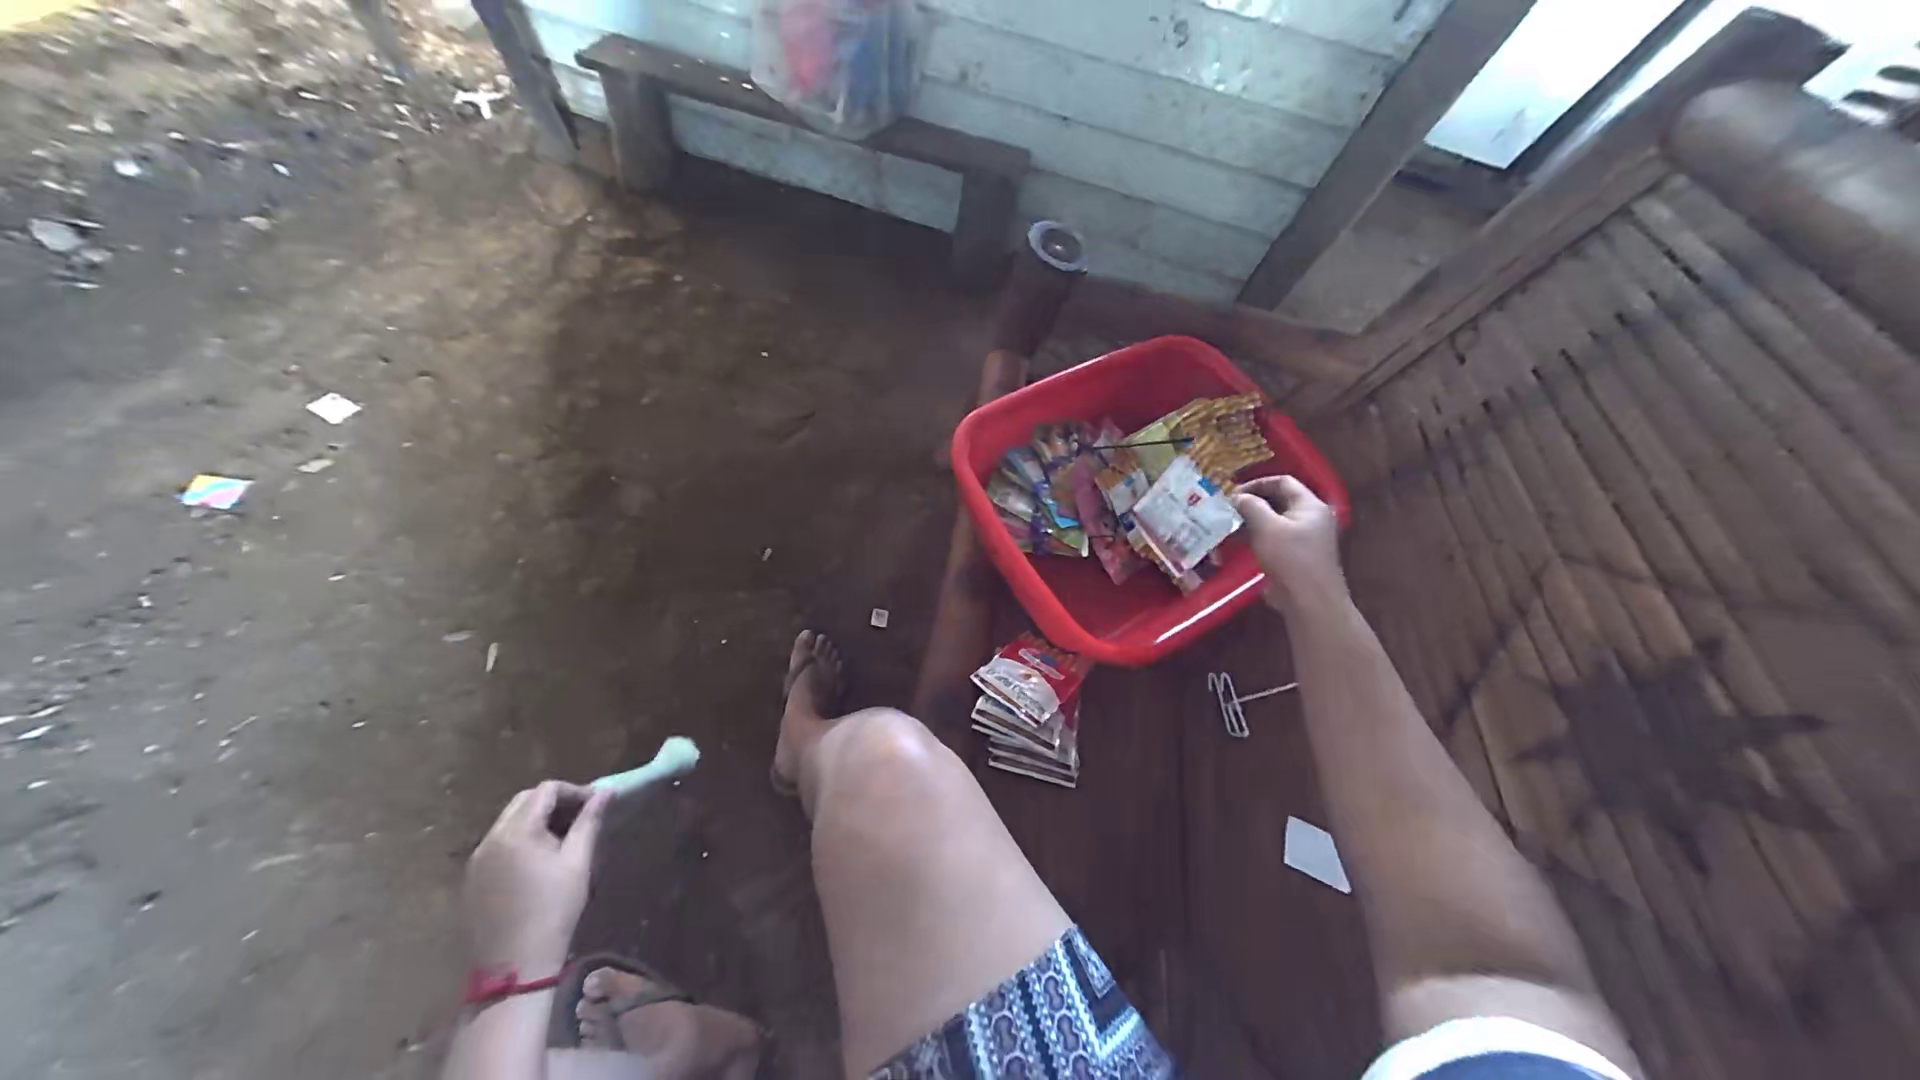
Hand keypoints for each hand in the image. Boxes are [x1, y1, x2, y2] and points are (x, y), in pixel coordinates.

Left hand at [462, 780, 608, 975]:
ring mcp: (475, 861)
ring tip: (564, 839)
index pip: (546, 790)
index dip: (575, 791)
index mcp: (515, 832)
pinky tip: (539, 861)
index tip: (596, 806)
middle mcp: (489, 840)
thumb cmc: (553, 910)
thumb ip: (589, 822)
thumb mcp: (578, 862)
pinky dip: (521, 840)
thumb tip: (605, 793)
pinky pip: (498, 844)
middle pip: (524, 801)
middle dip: (555, 802)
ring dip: (538, 820)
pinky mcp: (471, 880)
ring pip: (509, 822)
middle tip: (582, 818)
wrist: (515, 967)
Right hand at [1229, 475, 1346, 613]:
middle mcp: (1310, 518)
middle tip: (1227, 509)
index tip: (1233, 493)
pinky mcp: (1296, 555)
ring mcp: (1305, 538)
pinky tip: (1237, 544)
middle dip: (1251, 503)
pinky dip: (1256, 537)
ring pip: (1274, 521)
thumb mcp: (1266, 527)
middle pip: (1278, 501)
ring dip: (1250, 522)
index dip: (1256, 483)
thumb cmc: (1290, 558)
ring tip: (1227, 527)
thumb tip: (1237, 497)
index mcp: (1310, 505)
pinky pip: (1274, 538)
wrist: (1309, 600)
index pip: (1283, 481)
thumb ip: (1251, 506)